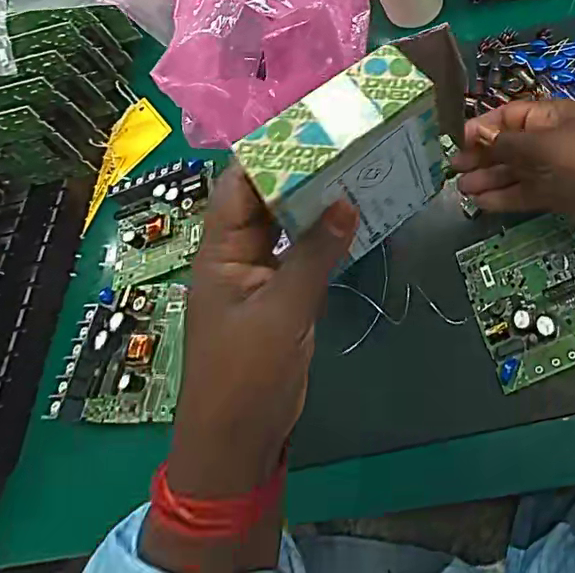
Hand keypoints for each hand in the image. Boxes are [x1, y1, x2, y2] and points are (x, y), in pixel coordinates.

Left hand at [165, 167, 356, 497]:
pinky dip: (323, 237)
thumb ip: (314, 256)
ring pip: (286, 226)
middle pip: (266, 201)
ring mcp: (260, 274)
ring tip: (354, 172)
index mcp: (220, 250)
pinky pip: (301, 253)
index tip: (307, 131)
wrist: (238, 442)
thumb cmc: (246, 375)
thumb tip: (346, 204)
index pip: (238, 187)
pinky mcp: (281, 294)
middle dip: (300, 175)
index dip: (267, 156)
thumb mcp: (282, 312)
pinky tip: (353, 220)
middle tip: (342, 146)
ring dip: (315, 205)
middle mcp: (237, 254)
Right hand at [453, 99, 574, 248]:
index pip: (508, 116)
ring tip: (462, 189)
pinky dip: (504, 197)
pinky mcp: (558, 196)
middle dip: (480, 155)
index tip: (456, 141)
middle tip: (453, 169)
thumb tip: (478, 136)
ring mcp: (553, 169)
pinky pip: (524, 193)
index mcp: (550, 116)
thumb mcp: (547, 146)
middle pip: (507, 145)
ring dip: (488, 178)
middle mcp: (549, 140)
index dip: (482, 127)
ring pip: (513, 171)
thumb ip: (509, 143)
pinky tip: (482, 203)